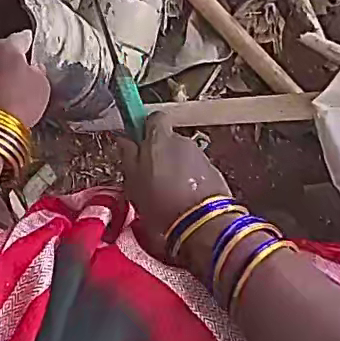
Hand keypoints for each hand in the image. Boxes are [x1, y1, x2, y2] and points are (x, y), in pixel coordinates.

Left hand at [0, 32, 49, 126]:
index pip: (22, 38)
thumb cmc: (18, 101)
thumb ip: (38, 71)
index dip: (30, 44)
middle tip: (24, 72)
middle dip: (12, 60)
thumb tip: (34, 68)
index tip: (33, 47)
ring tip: (11, 89)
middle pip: (2, 52)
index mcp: (6, 46)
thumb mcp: (42, 85)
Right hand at [118, 113, 231, 265]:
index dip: (146, 128)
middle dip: (159, 152)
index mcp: (159, 139)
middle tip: (149, 174)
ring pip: (182, 156)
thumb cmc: (159, 200)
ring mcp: (201, 156)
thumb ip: (128, 154)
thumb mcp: (132, 179)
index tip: (138, 143)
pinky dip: (188, 179)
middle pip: (168, 139)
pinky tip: (182, 198)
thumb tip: (124, 139)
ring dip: (174, 168)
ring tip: (166, 191)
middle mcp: (182, 141)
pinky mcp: (214, 172)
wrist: (201, 222)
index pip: (154, 118)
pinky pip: (195, 170)